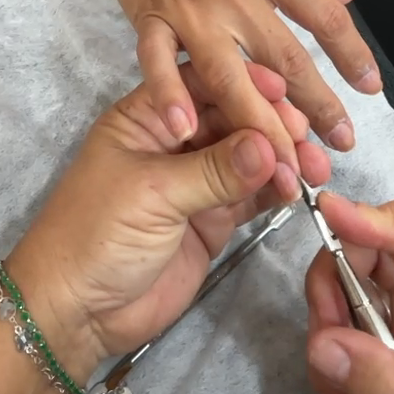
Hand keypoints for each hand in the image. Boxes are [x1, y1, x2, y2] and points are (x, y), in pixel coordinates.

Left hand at [4, 61, 333, 382]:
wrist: (78, 310)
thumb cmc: (97, 231)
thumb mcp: (152, 192)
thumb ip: (213, 170)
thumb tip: (270, 146)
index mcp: (147, 116)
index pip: (199, 85)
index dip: (240, 83)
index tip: (282, 90)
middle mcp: (175, 139)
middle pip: (230, 117)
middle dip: (269, 124)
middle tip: (306, 135)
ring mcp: (195, 178)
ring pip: (246, 156)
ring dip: (281, 159)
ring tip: (315, 168)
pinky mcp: (211, 216)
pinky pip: (249, 194)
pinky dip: (275, 190)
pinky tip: (300, 190)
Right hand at [49, 0, 380, 193]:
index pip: (323, 14)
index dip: (352, 55)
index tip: (370, 89)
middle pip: (284, 57)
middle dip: (317, 107)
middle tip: (339, 146)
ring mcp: (189, 6)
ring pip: (229, 75)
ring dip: (261, 124)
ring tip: (285, 164)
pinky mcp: (148, 18)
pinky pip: (159, 64)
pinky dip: (171, 96)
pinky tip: (186, 131)